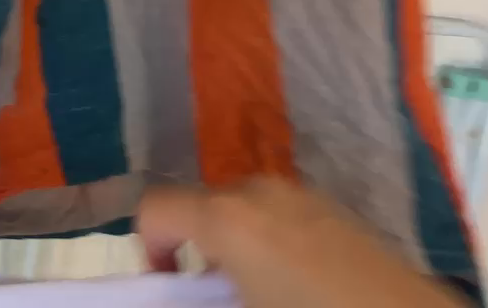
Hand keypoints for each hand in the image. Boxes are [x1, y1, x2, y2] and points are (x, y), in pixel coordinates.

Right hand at [137, 177, 467, 307]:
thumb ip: (207, 299)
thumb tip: (194, 294)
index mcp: (224, 217)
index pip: (154, 207)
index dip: (149, 247)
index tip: (172, 290)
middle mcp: (254, 191)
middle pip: (198, 206)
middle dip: (197, 251)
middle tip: (222, 301)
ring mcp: (300, 196)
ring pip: (242, 211)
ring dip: (237, 248)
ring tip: (267, 297)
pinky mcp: (338, 211)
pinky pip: (282, 218)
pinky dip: (274, 245)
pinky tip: (307, 289)